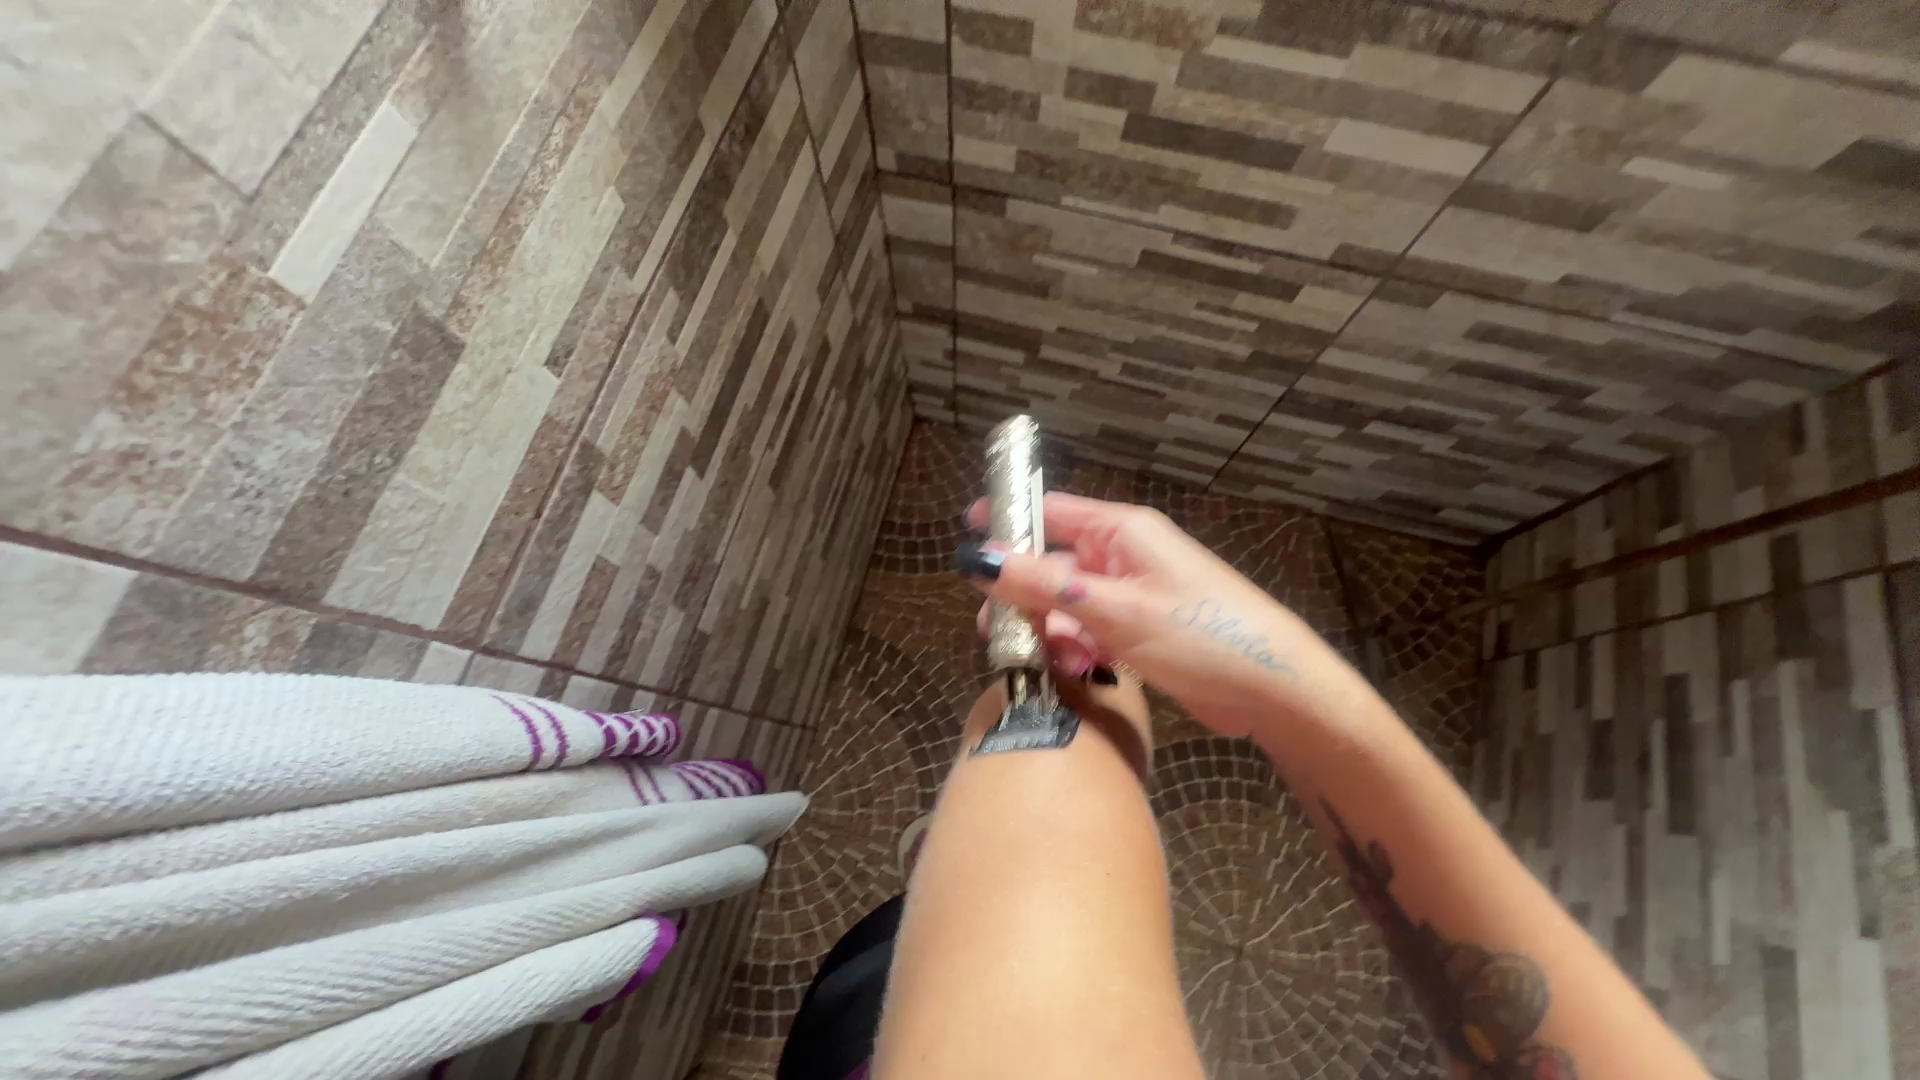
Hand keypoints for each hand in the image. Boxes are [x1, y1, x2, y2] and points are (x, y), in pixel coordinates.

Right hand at [959, 493, 1352, 737]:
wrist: (1272, 689)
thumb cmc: (1198, 632)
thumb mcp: (1113, 607)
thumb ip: (1042, 584)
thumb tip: (975, 558)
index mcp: (1120, 531)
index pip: (1050, 511)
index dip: (1007, 522)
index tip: (966, 540)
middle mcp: (1121, 556)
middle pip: (1050, 565)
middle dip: (1021, 596)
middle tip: (996, 631)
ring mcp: (1130, 595)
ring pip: (1065, 605)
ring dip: (1050, 631)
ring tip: (1049, 660)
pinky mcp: (1138, 631)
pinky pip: (1088, 632)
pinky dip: (1077, 649)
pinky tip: (1080, 670)